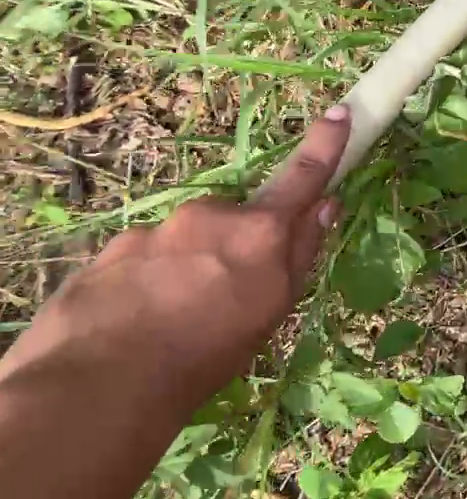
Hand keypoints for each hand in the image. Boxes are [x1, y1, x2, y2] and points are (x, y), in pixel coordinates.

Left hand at [28, 106, 351, 408]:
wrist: (96, 386)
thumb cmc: (210, 348)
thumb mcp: (277, 304)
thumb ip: (302, 250)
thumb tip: (325, 206)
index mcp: (259, 229)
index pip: (304, 176)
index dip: (326, 143)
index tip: (339, 112)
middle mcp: (207, 217)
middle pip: (234, 219)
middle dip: (237, 243)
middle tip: (231, 292)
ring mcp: (150, 233)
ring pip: (184, 242)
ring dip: (189, 267)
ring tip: (177, 318)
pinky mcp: (103, 255)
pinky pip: (140, 260)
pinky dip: (147, 282)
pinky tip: (140, 320)